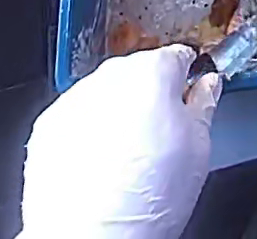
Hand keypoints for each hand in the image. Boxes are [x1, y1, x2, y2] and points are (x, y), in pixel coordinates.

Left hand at [22, 44, 221, 238]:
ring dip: (118, 111)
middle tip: (158, 137)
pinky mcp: (48, 127)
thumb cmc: (145, 200)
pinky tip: (96, 164)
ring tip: (125, 157)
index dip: (187, 78)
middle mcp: (114, 75)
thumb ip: (205, 103)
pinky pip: (77, 116)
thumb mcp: (199, 147)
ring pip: (108, 92)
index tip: (188, 98)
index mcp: (155, 70)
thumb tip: (208, 85)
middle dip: (151, 95)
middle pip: (141, 71)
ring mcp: (77, 99)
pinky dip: (87, 132)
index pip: (179, 56)